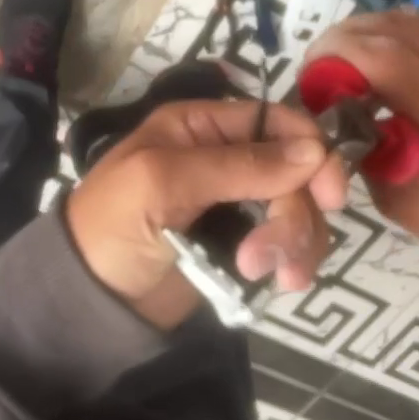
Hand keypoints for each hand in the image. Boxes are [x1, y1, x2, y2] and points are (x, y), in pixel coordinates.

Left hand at [64, 99, 349, 329]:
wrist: (90, 298)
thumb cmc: (112, 225)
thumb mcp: (164, 182)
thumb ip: (238, 165)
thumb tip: (315, 150)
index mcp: (201, 127)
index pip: (275, 121)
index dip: (310, 150)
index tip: (328, 193)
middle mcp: (225, 158)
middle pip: (295, 171)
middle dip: (295, 213)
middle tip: (276, 254)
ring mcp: (236, 204)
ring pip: (298, 210)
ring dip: (297, 243)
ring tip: (272, 277)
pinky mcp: (241, 245)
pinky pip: (288, 243)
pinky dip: (291, 261)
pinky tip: (276, 283)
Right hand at [307, 11, 418, 325]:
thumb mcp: (396, 199)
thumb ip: (364, 152)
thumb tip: (330, 116)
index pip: (387, 59)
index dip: (338, 53)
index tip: (307, 72)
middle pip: (395, 31)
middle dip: (344, 38)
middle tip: (313, 67)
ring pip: (409, 27)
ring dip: (364, 36)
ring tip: (334, 65)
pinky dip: (385, 44)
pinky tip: (366, 70)